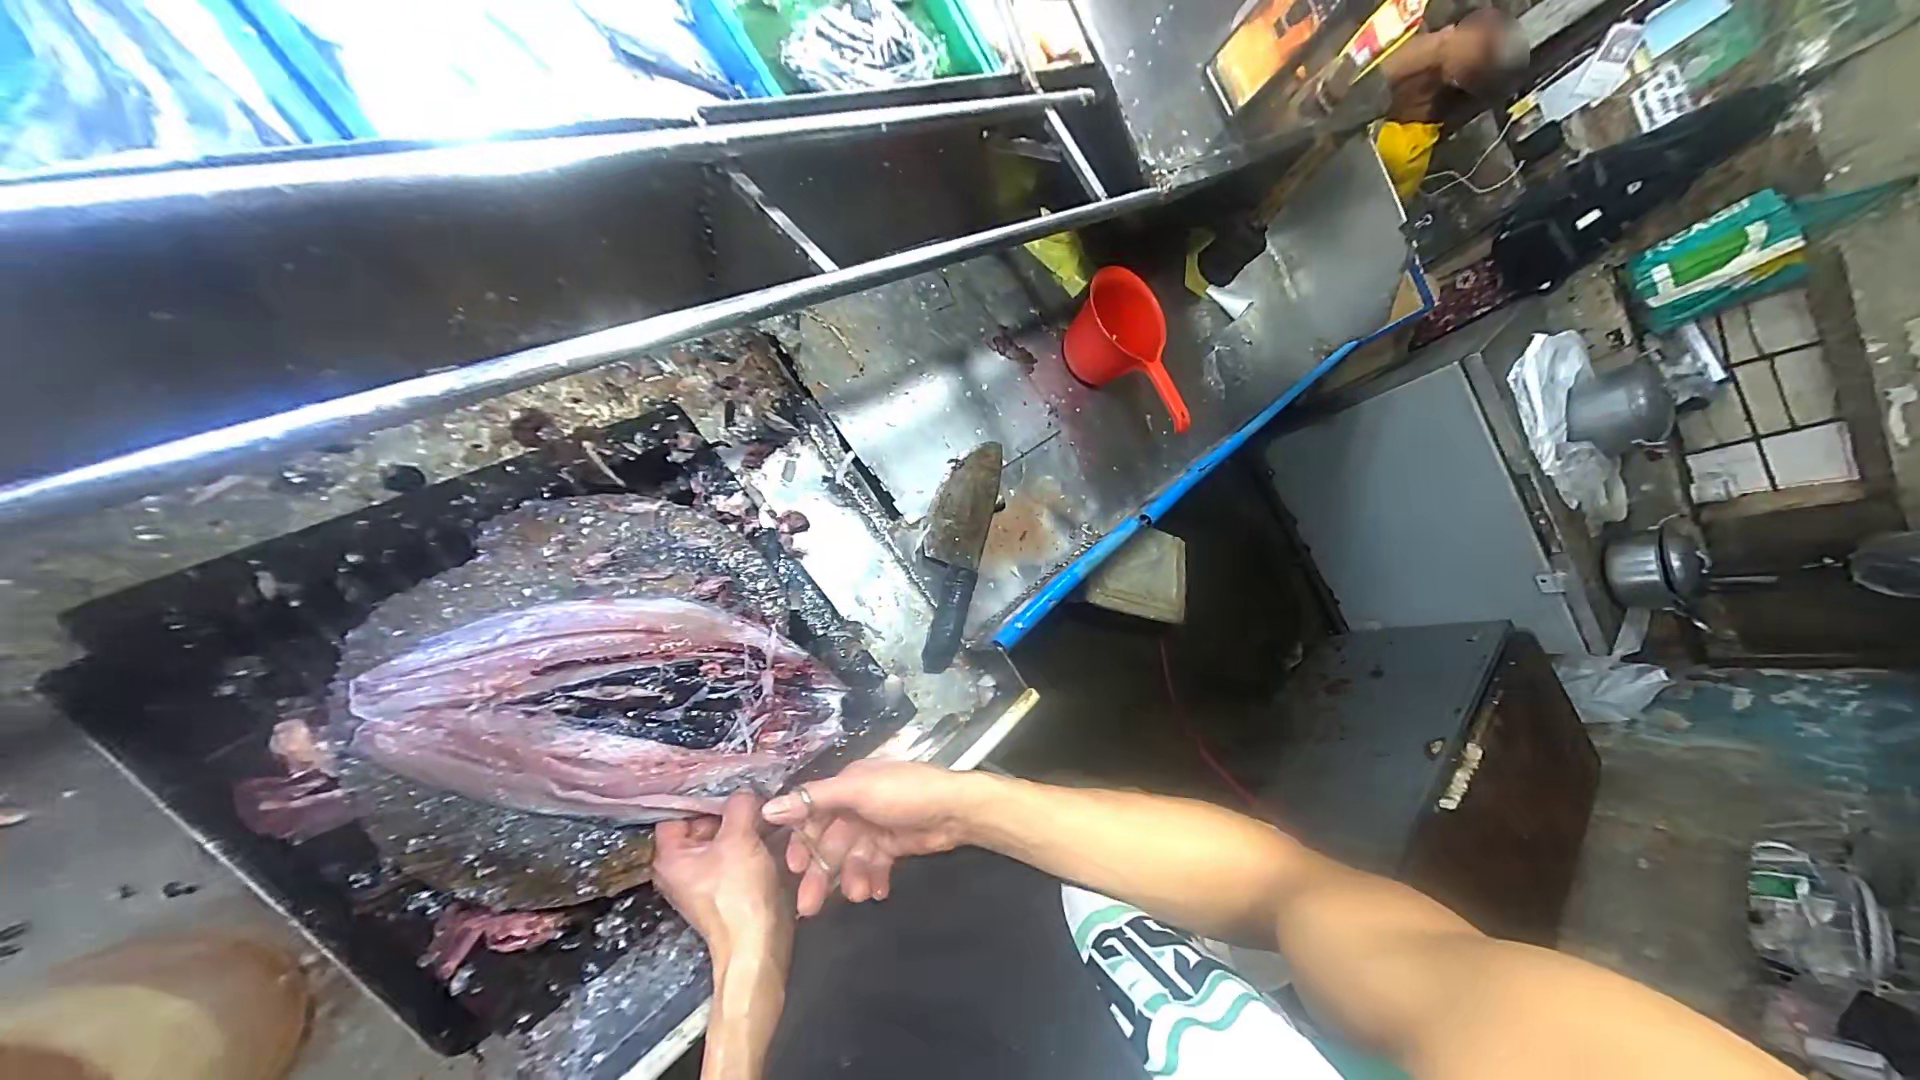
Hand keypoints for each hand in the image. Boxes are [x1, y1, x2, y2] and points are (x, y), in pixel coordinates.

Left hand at [653, 792, 791, 963]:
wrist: (757, 944)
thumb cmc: (739, 891)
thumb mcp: (740, 837)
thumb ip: (740, 805)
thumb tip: (744, 792)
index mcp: (668, 858)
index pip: (678, 812)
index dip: (704, 798)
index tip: (731, 790)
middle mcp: (677, 869)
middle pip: (700, 825)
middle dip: (727, 813)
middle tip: (753, 803)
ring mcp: (699, 882)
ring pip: (719, 840)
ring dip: (741, 829)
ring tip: (763, 819)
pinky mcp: (721, 890)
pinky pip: (730, 856)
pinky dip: (746, 846)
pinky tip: (766, 839)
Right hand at [761, 760, 982, 916]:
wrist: (956, 810)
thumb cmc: (906, 794)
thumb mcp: (858, 791)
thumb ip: (815, 800)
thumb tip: (769, 808)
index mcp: (847, 787)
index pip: (812, 816)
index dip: (801, 843)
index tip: (793, 869)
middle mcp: (858, 806)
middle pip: (830, 843)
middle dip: (821, 873)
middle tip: (810, 906)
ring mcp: (876, 827)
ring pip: (851, 859)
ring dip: (852, 879)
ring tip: (861, 895)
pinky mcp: (893, 845)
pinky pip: (874, 866)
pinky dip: (874, 880)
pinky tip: (879, 891)